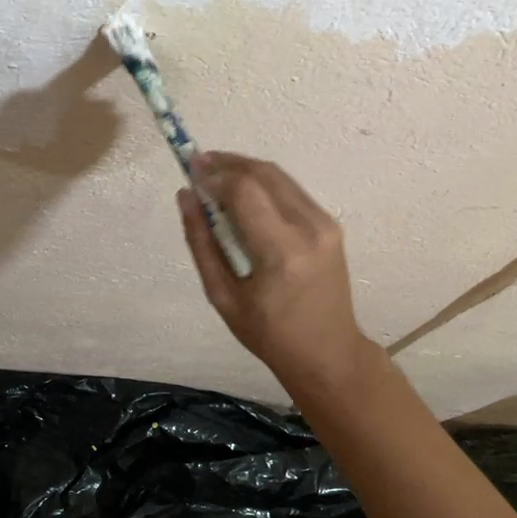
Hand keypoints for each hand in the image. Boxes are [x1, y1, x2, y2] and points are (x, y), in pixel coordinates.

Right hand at [177, 152, 372, 394]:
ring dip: (244, 169)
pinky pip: (290, 190)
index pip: (244, 191)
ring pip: (278, 176)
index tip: (189, 174)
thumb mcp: (222, 295)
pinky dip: (262, 183)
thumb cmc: (269, 334)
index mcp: (282, 253)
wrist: (329, 354)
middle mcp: (309, 229)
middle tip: (197, 165)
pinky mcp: (330, 224)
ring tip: (214, 174)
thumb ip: (201, 242)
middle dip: (227, 164)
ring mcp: (325, 224)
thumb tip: (186, 196)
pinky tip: (241, 193)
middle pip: (263, 173)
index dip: (214, 176)